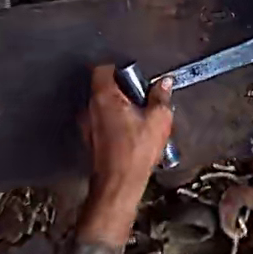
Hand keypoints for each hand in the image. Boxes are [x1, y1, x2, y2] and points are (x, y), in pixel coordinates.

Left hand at [77, 65, 173, 244]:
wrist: (119, 184)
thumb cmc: (135, 152)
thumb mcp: (159, 119)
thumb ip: (160, 96)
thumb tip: (164, 83)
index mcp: (104, 97)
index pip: (103, 69)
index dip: (119, 69)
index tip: (134, 76)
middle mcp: (91, 108)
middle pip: (104, 87)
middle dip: (123, 90)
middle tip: (142, 98)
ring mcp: (88, 125)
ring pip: (103, 106)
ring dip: (119, 108)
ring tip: (139, 118)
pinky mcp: (91, 141)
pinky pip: (102, 122)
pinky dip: (115, 123)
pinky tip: (132, 134)